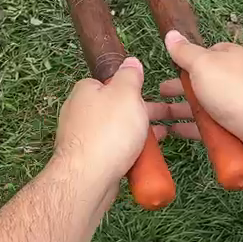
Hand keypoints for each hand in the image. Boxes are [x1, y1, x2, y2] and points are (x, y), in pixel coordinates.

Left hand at [51, 57, 152, 195]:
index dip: (130, 89)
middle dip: (139, 113)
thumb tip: (131, 62)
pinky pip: (112, 151)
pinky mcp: (87, 160)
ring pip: (115, 131)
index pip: (108, 83)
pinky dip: (128, 153)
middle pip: (114, 108)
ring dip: (137, 134)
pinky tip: (144, 158)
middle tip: (163, 117)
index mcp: (85, 91)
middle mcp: (79, 112)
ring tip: (159, 139)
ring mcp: (82, 138)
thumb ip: (130, 75)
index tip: (148, 95)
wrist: (89, 178)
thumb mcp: (126, 94)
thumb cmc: (108, 132)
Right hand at [157, 30, 242, 167]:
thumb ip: (185, 52)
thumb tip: (172, 34)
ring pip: (202, 107)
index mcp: (227, 58)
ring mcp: (234, 105)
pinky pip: (208, 127)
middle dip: (177, 91)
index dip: (181, 64)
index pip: (201, 57)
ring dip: (180, 112)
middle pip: (199, 83)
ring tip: (156, 119)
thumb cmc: (236, 92)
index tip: (164, 72)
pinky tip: (175, 133)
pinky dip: (192, 129)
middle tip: (154, 99)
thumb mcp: (204, 65)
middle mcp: (231, 80)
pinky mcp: (235, 128)